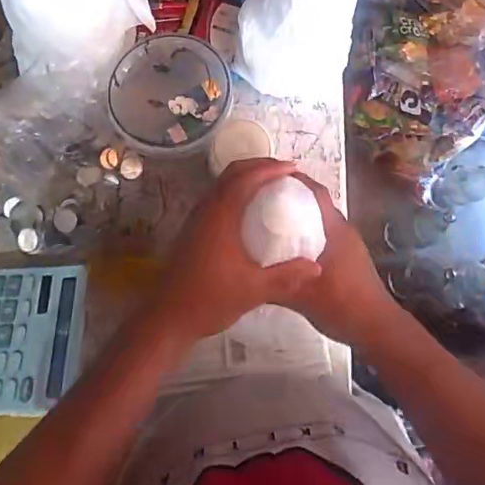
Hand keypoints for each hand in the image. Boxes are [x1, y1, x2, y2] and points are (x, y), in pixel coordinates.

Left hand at [143, 158, 322, 343]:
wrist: (167, 318)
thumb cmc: (208, 301)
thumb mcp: (253, 291)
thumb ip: (285, 277)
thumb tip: (316, 267)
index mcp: (220, 216)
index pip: (246, 178)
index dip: (270, 168)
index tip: (293, 168)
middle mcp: (206, 210)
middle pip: (232, 173)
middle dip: (259, 166)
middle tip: (285, 172)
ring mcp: (197, 218)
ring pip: (222, 183)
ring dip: (246, 176)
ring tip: (271, 184)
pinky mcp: (194, 229)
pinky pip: (217, 196)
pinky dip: (236, 190)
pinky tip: (250, 208)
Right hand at [278, 176, 405, 348]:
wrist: (377, 329)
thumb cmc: (343, 304)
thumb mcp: (303, 296)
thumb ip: (276, 284)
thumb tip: (246, 274)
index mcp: (335, 230)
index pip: (316, 193)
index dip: (295, 181)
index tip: (269, 177)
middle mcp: (342, 232)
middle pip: (315, 206)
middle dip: (291, 199)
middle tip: (261, 200)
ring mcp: (347, 247)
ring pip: (318, 224)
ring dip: (298, 221)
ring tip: (268, 224)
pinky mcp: (347, 262)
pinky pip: (322, 239)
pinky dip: (305, 238)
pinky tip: (286, 252)